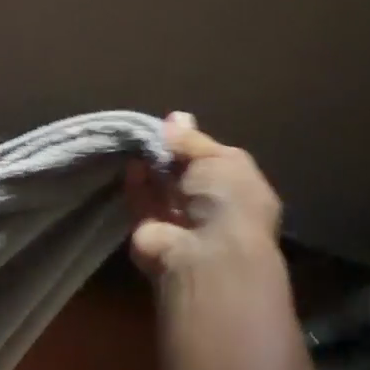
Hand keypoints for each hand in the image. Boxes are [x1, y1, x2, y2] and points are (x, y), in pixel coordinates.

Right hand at [125, 112, 282, 279]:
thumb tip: (174, 118)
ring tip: (136, 142)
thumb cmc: (227, 199)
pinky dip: (135, 184)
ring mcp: (177, 220)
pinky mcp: (147, 230)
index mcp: (238, 187)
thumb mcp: (220, 158)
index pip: (213, 160)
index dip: (193, 143)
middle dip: (169, 154)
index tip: (172, 125)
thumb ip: (192, 141)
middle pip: (183, 174)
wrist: (204, 251)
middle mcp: (208, 204)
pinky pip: (140, 202)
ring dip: (150, 167)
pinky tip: (130, 164)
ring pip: (160, 188)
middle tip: (150, 132)